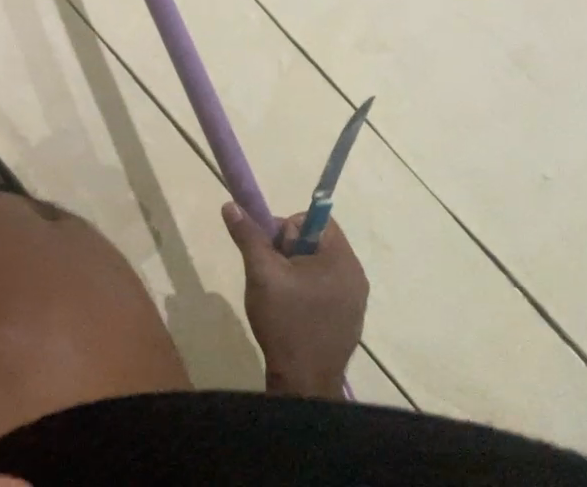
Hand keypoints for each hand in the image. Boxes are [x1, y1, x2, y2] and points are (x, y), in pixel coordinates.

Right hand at [221, 203, 367, 399]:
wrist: (305, 380)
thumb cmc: (286, 320)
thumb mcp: (261, 272)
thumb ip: (248, 236)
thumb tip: (231, 205)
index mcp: (341, 260)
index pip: (315, 219)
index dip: (286, 227)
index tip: (270, 251)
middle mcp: (355, 275)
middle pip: (315, 240)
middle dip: (287, 249)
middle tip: (271, 273)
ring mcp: (355, 298)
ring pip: (317, 264)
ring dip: (294, 269)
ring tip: (278, 292)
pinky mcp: (348, 317)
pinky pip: (324, 285)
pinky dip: (305, 288)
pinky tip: (291, 309)